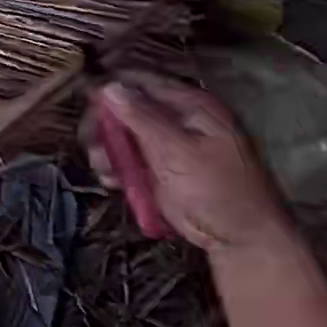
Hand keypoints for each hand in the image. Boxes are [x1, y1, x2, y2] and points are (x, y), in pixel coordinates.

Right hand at [86, 73, 286, 252]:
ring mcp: (166, 148)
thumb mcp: (180, 152)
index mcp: (190, 107)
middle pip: (128, 110)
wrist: (240, 242)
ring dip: (108, 149)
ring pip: (124, 137)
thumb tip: (111, 87)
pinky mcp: (158, 173)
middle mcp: (176, 121)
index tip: (87, 97)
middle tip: (90, 139)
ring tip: (102, 166)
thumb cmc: (219, 190)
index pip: (144, 83)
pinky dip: (117, 169)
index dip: (114, 87)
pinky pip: (129, 162)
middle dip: (106, 124)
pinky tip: (110, 179)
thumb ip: (143, 119)